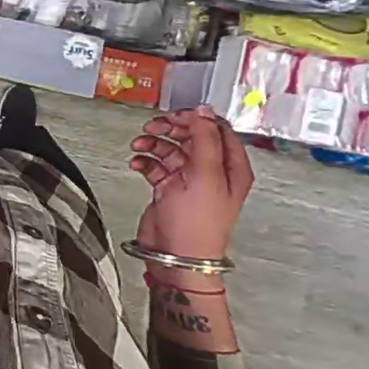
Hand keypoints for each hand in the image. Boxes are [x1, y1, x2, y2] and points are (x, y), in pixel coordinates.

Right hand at [128, 108, 253, 261]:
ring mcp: (189, 180)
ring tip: (139, 145)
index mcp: (230, 167)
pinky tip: (137, 163)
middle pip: (191, 136)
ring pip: (170, 149)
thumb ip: (205, 139)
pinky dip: (145, 161)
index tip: (176, 116)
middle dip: (170, 129)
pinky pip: (156, 165)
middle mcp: (211, 171)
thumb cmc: (196, 225)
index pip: (217, 129)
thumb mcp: (205, 175)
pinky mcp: (169, 189)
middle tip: (153, 127)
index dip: (197, 119)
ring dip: (153, 143)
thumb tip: (203, 111)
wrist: (175, 257)